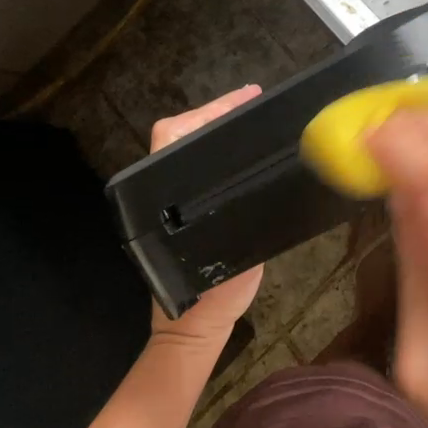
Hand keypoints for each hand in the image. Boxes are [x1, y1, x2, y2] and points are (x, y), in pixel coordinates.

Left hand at [146, 84, 263, 345]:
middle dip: (217, 112)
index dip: (207, 113)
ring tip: (252, 114)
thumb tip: (267, 176)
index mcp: (162, 197)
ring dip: (218, 127)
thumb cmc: (212, 296)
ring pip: (189, 145)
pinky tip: (246, 144)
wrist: (195, 328)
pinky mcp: (184, 204)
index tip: (244, 100)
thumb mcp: (234, 256)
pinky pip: (198, 162)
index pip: (174, 136)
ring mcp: (170, 196)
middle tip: (254, 99)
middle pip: (182, 133)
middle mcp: (161, 191)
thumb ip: (242, 214)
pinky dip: (218, 145)